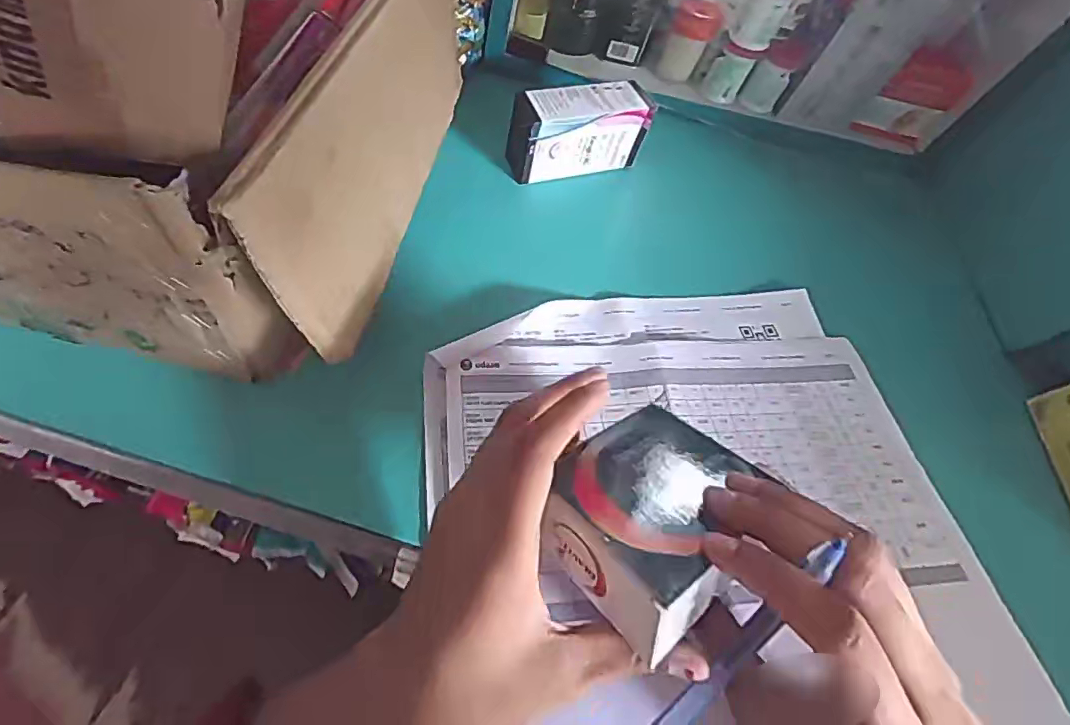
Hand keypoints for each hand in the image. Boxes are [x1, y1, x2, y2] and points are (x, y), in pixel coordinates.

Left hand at [260, 368, 650, 724]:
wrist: (399, 688)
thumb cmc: (472, 682)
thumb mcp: (551, 674)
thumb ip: (615, 650)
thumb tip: (670, 642)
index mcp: (502, 538)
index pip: (534, 453)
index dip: (568, 413)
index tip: (601, 389)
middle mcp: (476, 506)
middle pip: (513, 429)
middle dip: (557, 395)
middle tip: (599, 381)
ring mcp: (459, 504)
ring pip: (498, 436)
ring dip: (539, 410)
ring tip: (579, 402)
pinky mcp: (453, 511)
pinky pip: (491, 453)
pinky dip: (523, 433)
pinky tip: (548, 446)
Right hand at [697, 473, 978, 724]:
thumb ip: (740, 663)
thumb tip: (704, 591)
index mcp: (887, 722)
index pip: (836, 625)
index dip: (769, 574)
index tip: (715, 545)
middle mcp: (930, 689)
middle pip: (860, 570)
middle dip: (781, 522)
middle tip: (724, 499)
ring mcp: (936, 662)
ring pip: (873, 556)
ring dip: (800, 513)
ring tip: (747, 492)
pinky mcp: (925, 640)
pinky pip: (874, 564)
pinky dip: (822, 528)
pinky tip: (784, 512)